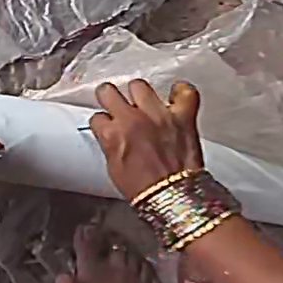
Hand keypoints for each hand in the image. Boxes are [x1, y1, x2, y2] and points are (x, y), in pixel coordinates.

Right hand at [88, 80, 203, 200]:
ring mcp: (158, 114)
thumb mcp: (114, 168)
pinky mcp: (182, 115)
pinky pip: (184, 91)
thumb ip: (111, 145)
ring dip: (139, 94)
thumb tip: (112, 136)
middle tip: (115, 102)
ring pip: (139, 85)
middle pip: (109, 91)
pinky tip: (176, 96)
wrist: (174, 197)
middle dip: (109, 96)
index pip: (97, 117)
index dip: (103, 121)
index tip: (107, 125)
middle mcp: (131, 119)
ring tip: (143, 101)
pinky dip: (181, 92)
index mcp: (112, 134)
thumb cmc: (144, 190)